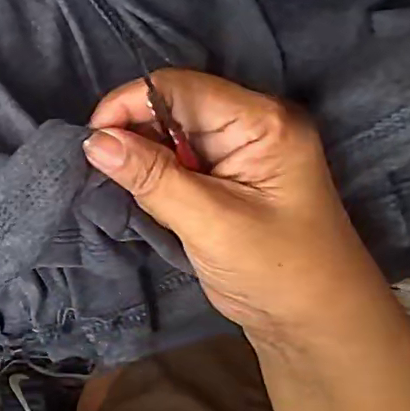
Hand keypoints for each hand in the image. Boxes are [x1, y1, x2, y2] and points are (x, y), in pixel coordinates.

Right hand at [84, 69, 396, 335]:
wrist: (317, 323)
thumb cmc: (279, 271)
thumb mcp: (211, 223)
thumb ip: (151, 177)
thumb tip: (93, 141)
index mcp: (261, 122)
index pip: (178, 87)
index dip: (128, 105)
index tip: (94, 143)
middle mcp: (249, 123)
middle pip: (169, 103)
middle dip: (130, 131)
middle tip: (104, 170)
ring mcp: (236, 148)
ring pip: (165, 130)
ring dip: (137, 153)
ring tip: (123, 185)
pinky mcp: (222, 172)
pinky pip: (171, 155)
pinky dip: (148, 170)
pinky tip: (140, 191)